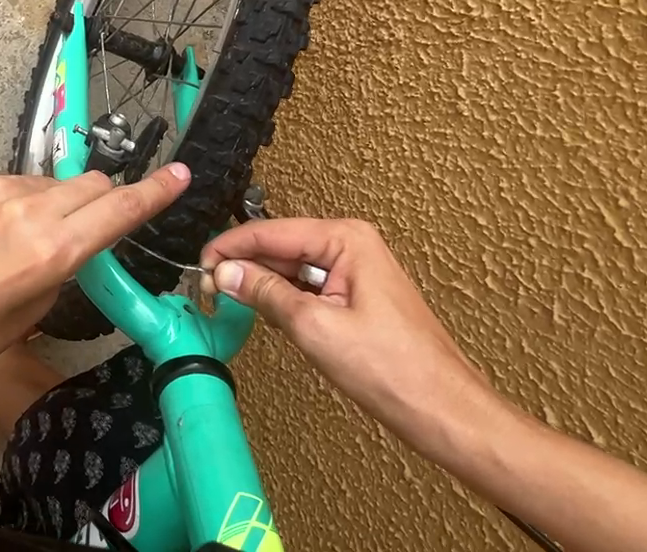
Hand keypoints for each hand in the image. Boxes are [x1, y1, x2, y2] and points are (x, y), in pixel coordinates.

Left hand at [0, 164, 190, 407]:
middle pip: (92, 184)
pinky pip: (20, 183)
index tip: (180, 175)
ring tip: (39, 238)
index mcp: (51, 249)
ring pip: (56, 182)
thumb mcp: (41, 307)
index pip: (119, 208)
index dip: (155, 192)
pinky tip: (7, 231)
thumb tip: (86, 234)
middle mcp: (26, 210)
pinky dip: (28, 201)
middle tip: (96, 229)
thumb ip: (72, 260)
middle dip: (104, 202)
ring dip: (63, 202)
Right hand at [199, 218, 498, 456]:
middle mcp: (351, 245)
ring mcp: (354, 270)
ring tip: (227, 297)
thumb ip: (264, 292)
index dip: (230, 247)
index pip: (270, 231)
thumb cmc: (397, 372)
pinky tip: (262, 309)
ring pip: (289, 266)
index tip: (200, 266)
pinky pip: (306, 285)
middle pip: (279, 245)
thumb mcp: (314, 327)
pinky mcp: (354, 295)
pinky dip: (281, 296)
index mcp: (346, 239)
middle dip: (243, 264)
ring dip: (260, 281)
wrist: (446, 415)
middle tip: (208, 286)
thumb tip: (225, 272)